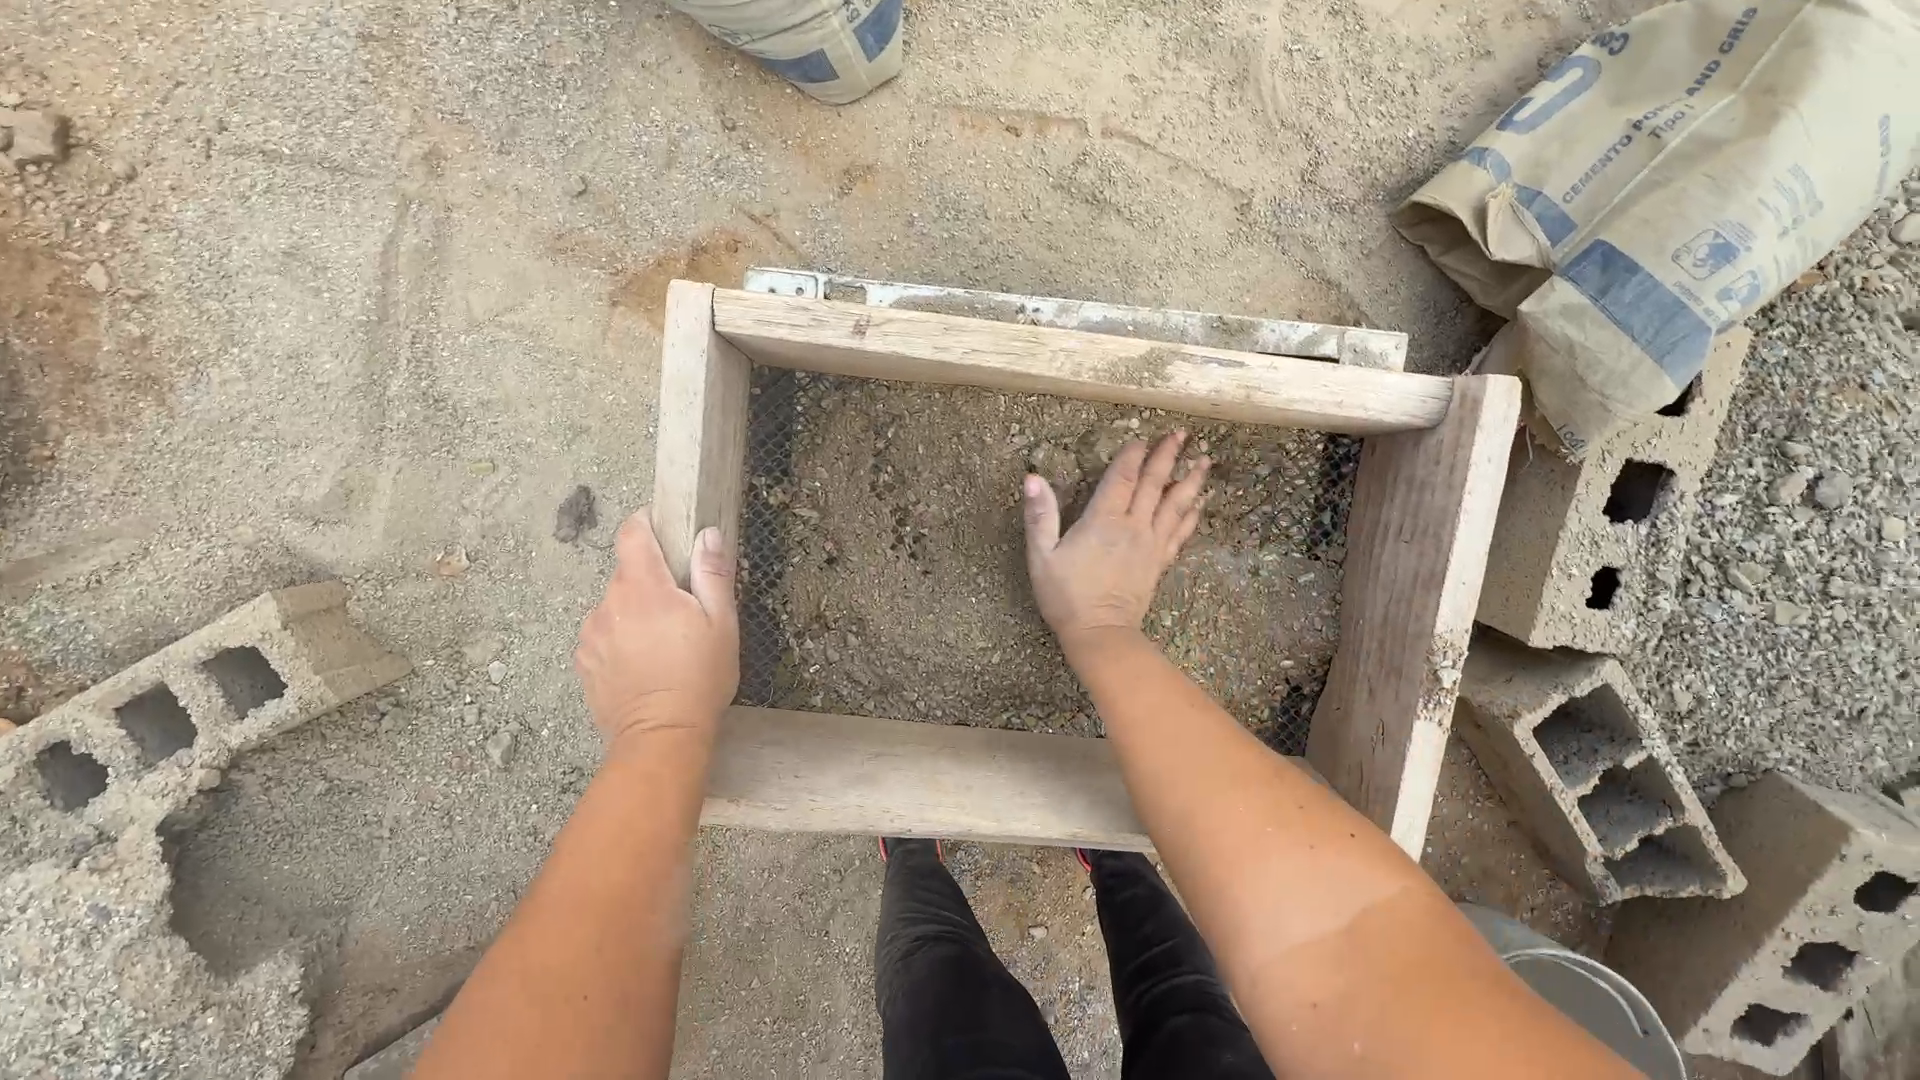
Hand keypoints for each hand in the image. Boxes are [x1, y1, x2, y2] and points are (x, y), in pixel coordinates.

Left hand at [574, 510, 739, 750]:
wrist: (662, 735)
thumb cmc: (699, 678)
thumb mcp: (722, 622)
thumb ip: (713, 573)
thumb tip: (707, 534)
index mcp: (645, 587)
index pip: (632, 533)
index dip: (646, 522)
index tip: (663, 528)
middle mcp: (609, 603)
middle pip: (628, 573)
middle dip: (652, 581)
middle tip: (682, 608)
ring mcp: (591, 633)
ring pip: (615, 606)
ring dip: (635, 613)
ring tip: (663, 644)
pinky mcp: (584, 661)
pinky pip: (604, 635)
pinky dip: (620, 640)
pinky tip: (644, 663)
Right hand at [1022, 431, 1209, 654]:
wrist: (1099, 634)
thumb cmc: (1065, 596)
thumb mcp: (1042, 556)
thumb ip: (1040, 516)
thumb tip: (1032, 479)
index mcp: (1103, 521)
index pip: (1122, 478)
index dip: (1133, 455)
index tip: (1142, 436)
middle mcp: (1133, 527)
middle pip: (1154, 484)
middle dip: (1168, 457)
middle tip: (1182, 435)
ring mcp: (1150, 545)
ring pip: (1175, 505)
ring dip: (1190, 481)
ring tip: (1204, 461)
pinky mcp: (1158, 563)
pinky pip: (1179, 533)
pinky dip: (1191, 515)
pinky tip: (1200, 504)